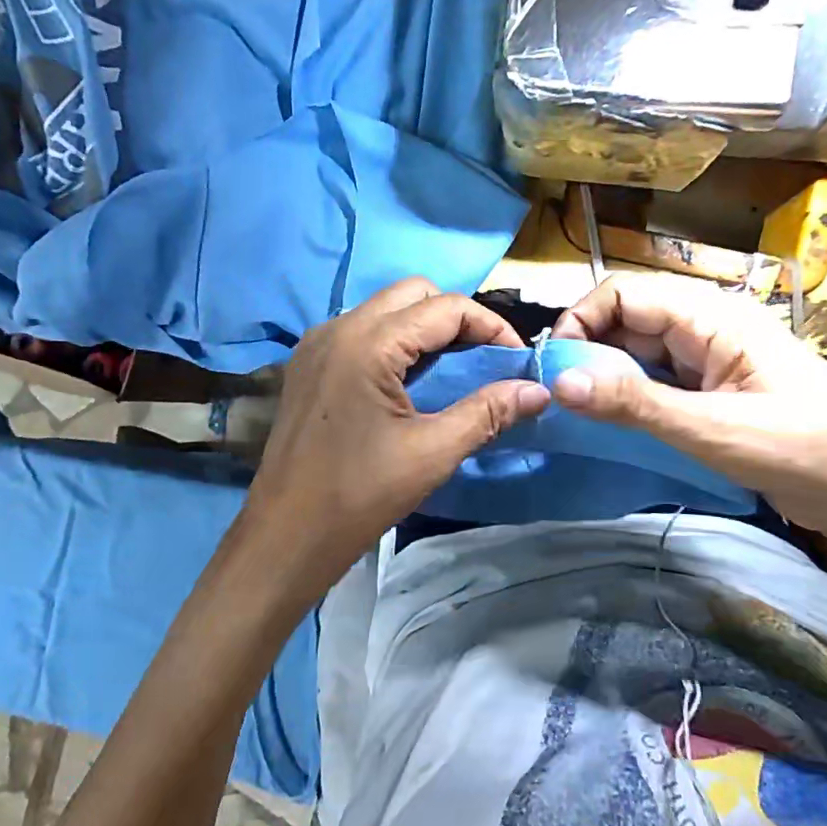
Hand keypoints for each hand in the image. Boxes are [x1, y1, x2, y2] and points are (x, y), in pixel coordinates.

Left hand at [243, 278, 550, 572]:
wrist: (288, 531)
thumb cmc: (360, 494)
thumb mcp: (432, 452)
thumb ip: (488, 412)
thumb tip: (538, 391)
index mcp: (368, 343)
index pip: (445, 307)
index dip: (490, 327)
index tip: (516, 360)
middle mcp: (338, 328)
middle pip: (412, 294)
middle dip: (455, 318)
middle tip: (483, 359)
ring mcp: (316, 344)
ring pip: (383, 309)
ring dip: (422, 327)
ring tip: (452, 369)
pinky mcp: (306, 364)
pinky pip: (359, 331)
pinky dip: (392, 341)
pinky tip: (407, 381)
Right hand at [550, 274, 826, 542]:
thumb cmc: (805, 448)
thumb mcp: (712, 427)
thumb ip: (633, 403)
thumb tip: (559, 382)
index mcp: (712, 318)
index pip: (625, 295)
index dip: (582, 320)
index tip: (555, 367)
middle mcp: (704, 331)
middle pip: (625, 323)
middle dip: (585, 351)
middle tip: (554, 396)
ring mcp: (705, 364)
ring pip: (635, 355)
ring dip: (601, 377)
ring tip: (569, 410)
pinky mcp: (706, 396)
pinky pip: (651, 384)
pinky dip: (623, 398)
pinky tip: (602, 421)